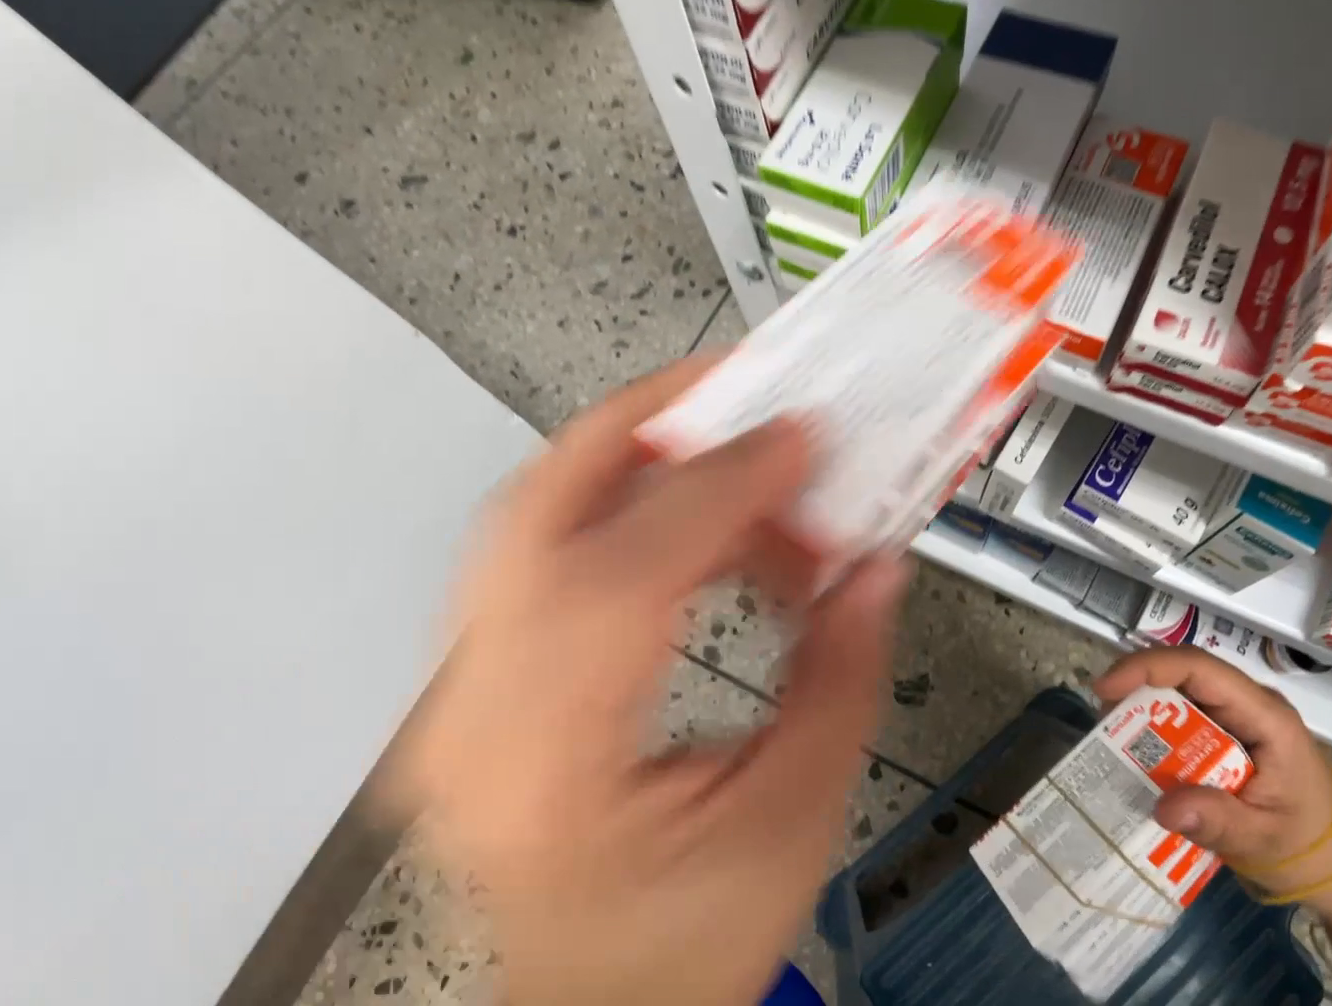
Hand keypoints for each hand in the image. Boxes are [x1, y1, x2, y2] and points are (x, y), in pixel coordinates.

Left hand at [399, 357, 909, 1005]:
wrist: (601, 1001)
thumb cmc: (682, 947)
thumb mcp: (792, 817)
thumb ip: (839, 674)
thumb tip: (872, 564)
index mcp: (550, 766)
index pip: (621, 577)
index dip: (719, 488)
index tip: (792, 441)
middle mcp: (477, 720)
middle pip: (533, 511)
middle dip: (643, 424)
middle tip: (732, 386)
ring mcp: (460, 696)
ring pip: (527, 517)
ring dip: (633, 463)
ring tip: (729, 458)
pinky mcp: (476, 682)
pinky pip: (538, 553)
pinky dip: (618, 513)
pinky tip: (689, 527)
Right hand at [1093, 645, 1331, 894]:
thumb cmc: (1304, 846)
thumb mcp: (1261, 839)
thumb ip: (1218, 820)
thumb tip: (1165, 807)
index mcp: (1266, 717)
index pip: (1200, 669)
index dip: (1149, 668)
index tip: (1106, 688)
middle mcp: (1249, 706)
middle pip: (1184, 673)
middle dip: (1136, 687)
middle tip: (1100, 719)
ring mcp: (1237, 718)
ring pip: (1179, 693)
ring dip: (1141, 710)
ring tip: (1109, 738)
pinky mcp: (1226, 735)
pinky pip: (1182, 718)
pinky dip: (1152, 731)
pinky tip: (1133, 754)